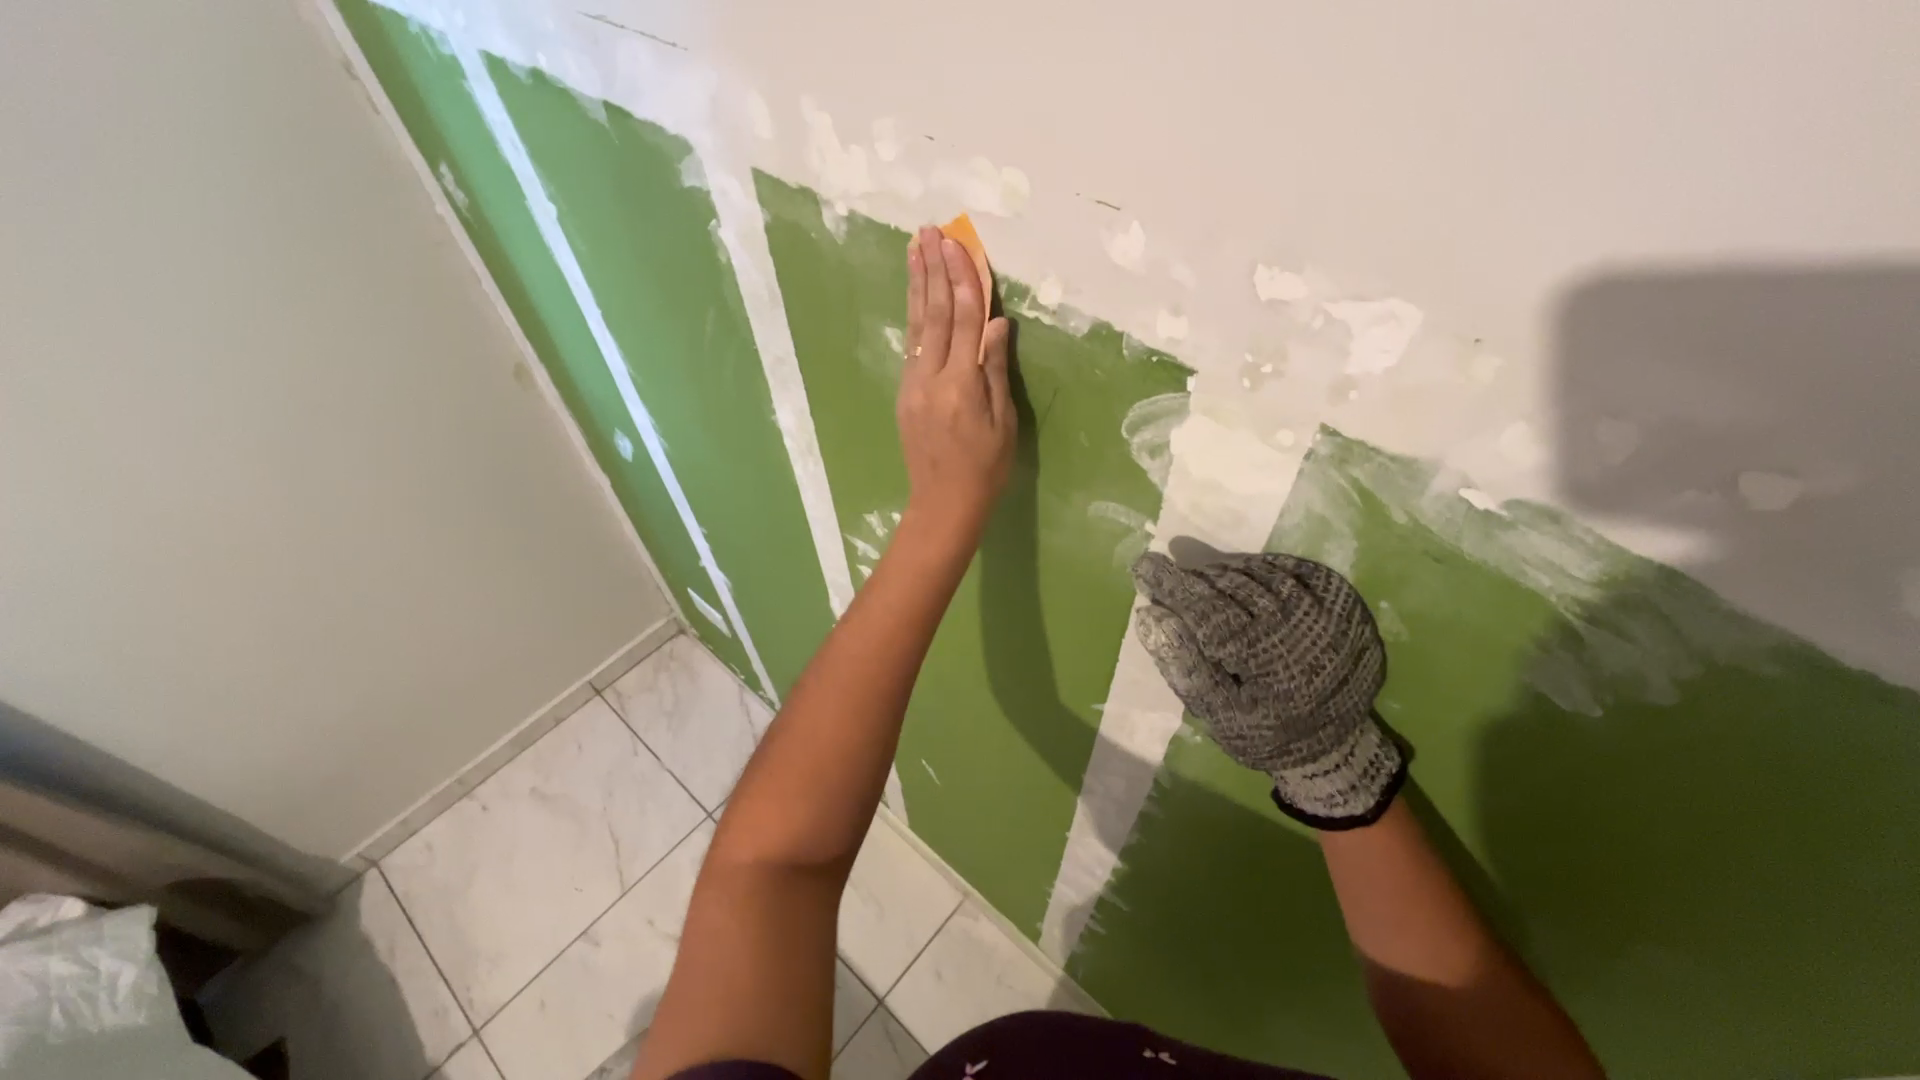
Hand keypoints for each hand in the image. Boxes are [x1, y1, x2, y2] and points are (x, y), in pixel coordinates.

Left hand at [896, 225, 1014, 543]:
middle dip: (934, 270)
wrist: (943, 503)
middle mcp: (932, 378)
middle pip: (935, 314)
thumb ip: (995, 370)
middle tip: (930, 231)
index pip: (964, 320)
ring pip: (916, 325)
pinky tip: (916, 294)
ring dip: (917, 284)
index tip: (957, 244)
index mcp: (961, 385)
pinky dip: (914, 314)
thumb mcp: (1003, 422)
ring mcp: (913, 385)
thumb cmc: (985, 468)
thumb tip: (996, 323)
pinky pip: (911, 345)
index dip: (963, 280)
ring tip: (915, 249)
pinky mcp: (904, 393)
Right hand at [1131, 551, 1406, 829]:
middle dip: (1195, 579)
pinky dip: (1264, 567)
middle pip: (1233, 585)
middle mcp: (1298, 627)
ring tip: (1202, 580)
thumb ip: (1183, 664)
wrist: (1335, 747)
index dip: (1171, 584)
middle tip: (1170, 580)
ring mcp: (1327, 612)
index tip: (1142, 566)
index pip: (1205, 608)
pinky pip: (1296, 569)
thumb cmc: (1266, 734)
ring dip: (1226, 572)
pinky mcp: (1345, 604)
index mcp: (1264, 659)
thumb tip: (1149, 614)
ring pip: (1262, 573)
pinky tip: (1244, 575)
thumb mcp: (1217, 713)